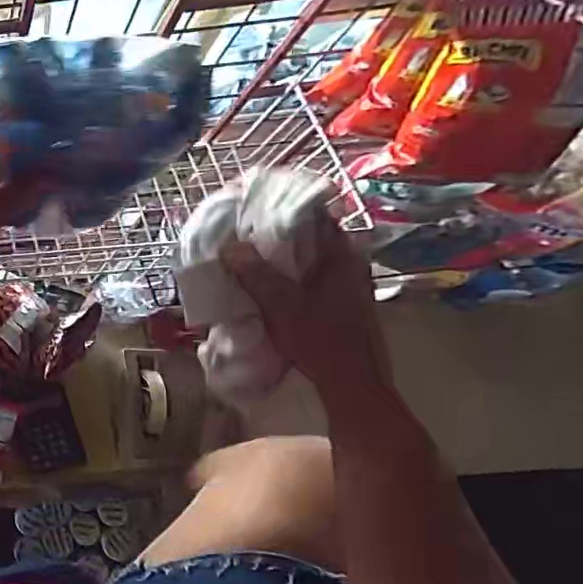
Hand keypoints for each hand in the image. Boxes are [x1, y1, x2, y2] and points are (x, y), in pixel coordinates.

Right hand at [222, 213, 393, 400]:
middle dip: (276, 228)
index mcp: (340, 256)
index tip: (252, 203)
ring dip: (281, 250)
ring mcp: (348, 280)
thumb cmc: (320, 339)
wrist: (353, 380)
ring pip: (310, 253)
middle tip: (240, 227)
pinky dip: (288, 268)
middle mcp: (349, 261)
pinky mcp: (341, 297)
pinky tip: (267, 278)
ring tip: (247, 251)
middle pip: (310, 232)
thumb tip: (229, 246)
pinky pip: (311, 270)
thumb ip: (256, 275)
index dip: (283, 206)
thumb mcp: (281, 306)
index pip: (314, 214)